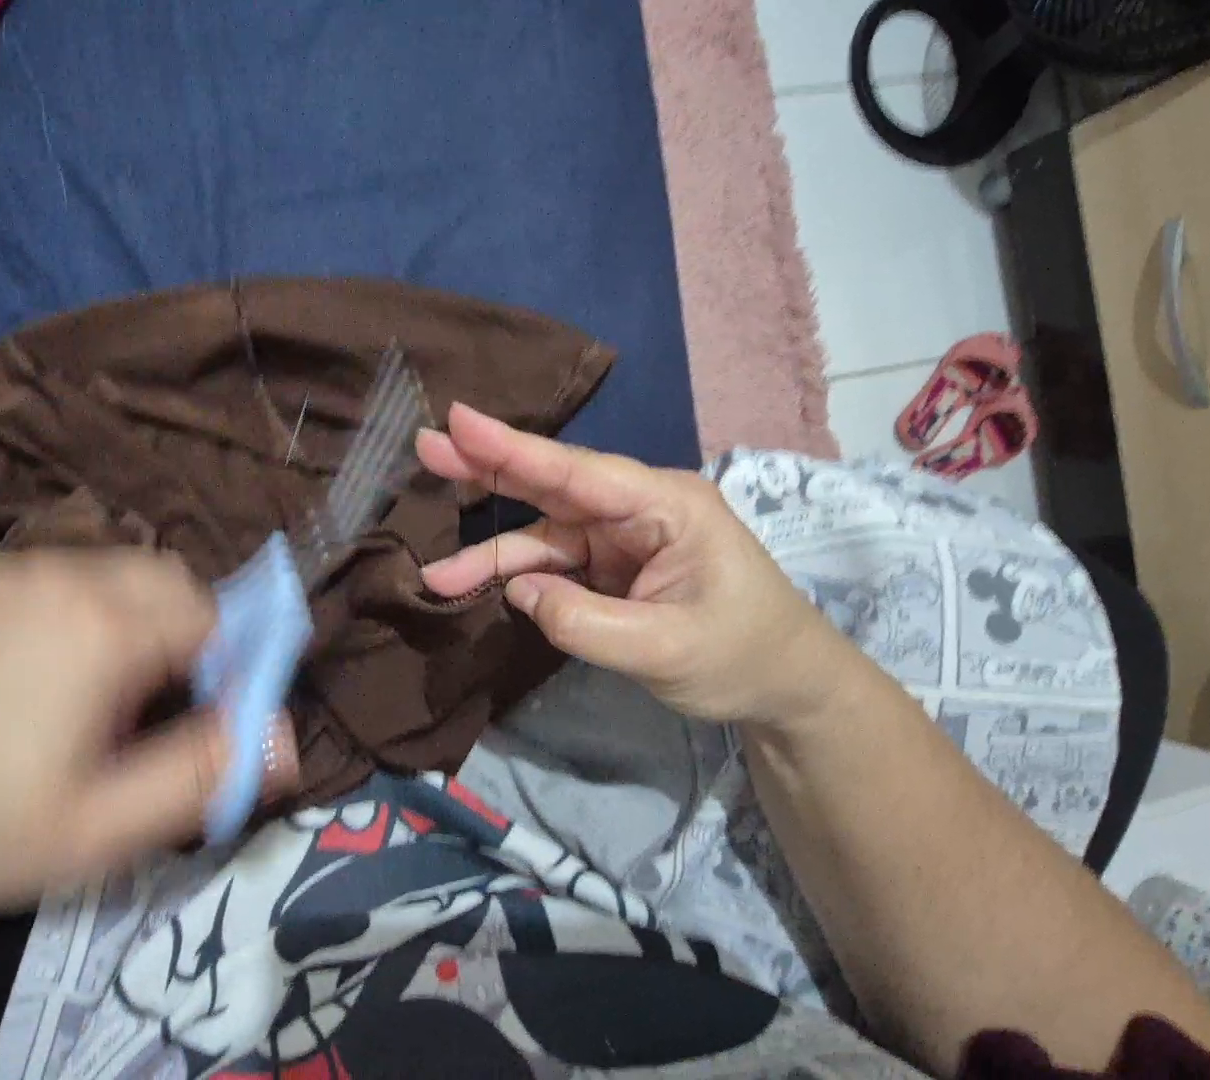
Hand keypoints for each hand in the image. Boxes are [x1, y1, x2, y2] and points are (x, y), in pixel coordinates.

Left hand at [0, 551, 297, 929]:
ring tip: (104, 704)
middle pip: (171, 583)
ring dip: (143, 624)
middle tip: (160, 714)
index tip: (208, 723)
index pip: (214, 615)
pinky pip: (66, 582)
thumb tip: (287, 740)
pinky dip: (92, 615)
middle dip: (192, 638)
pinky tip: (46, 683)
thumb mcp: (99, 830)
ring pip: (119, 577)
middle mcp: (60, 576)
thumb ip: (203, 776)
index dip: (232, 668)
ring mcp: (5, 575)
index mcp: (101, 625)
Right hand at [416, 403, 863, 729]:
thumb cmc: (743, 656)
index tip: (459, 421)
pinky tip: (476, 588)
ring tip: (435, 576)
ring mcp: (620, 538)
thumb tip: (520, 592)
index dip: (515, 449)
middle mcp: (637, 509)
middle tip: (426, 449)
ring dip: (489, 555)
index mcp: (665, 506)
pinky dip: (514, 577)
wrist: (784, 686)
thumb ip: (587, 624)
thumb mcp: (666, 649)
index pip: (579, 473)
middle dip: (488, 470)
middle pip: (552, 485)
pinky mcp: (609, 567)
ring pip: (542, 533)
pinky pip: (552, 564)